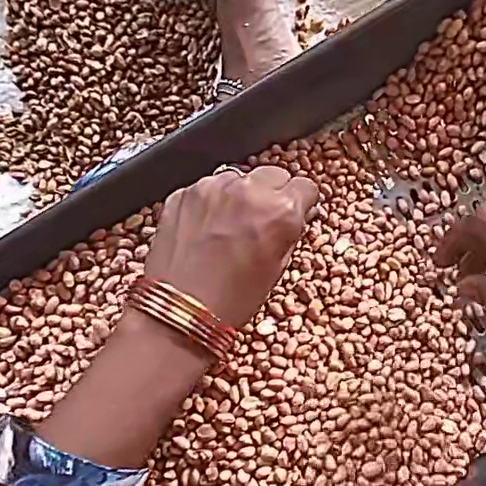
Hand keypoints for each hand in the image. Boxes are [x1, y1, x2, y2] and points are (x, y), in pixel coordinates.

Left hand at [144, 165, 320, 330]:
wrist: (180, 310)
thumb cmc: (231, 300)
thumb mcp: (277, 269)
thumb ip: (288, 233)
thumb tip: (292, 217)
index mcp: (280, 210)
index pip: (305, 186)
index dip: (302, 201)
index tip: (296, 211)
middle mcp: (248, 190)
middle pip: (273, 174)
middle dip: (272, 194)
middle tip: (263, 220)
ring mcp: (212, 188)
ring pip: (238, 178)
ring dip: (240, 195)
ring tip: (231, 227)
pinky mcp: (184, 193)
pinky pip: (207, 188)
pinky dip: (211, 202)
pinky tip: (208, 229)